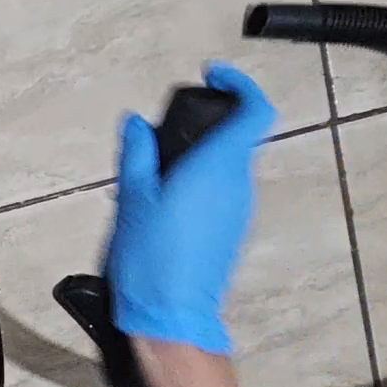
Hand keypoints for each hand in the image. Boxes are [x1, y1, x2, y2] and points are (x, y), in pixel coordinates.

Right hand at [108, 62, 275, 355]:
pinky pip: (219, 190)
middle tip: (162, 131)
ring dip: (196, 157)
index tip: (214, 75)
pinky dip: (196, 182)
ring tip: (150, 173)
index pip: (254, 111)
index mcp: (218, 168)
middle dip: (204, 126)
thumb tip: (136, 123)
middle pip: (236, 138)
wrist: (170, 311)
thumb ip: (137, 156)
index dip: (241, 84)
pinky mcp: (230, 228)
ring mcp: (239, 208)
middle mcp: (239, 183)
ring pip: (226, 165)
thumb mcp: (132, 199)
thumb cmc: (150, 254)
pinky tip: (160, 202)